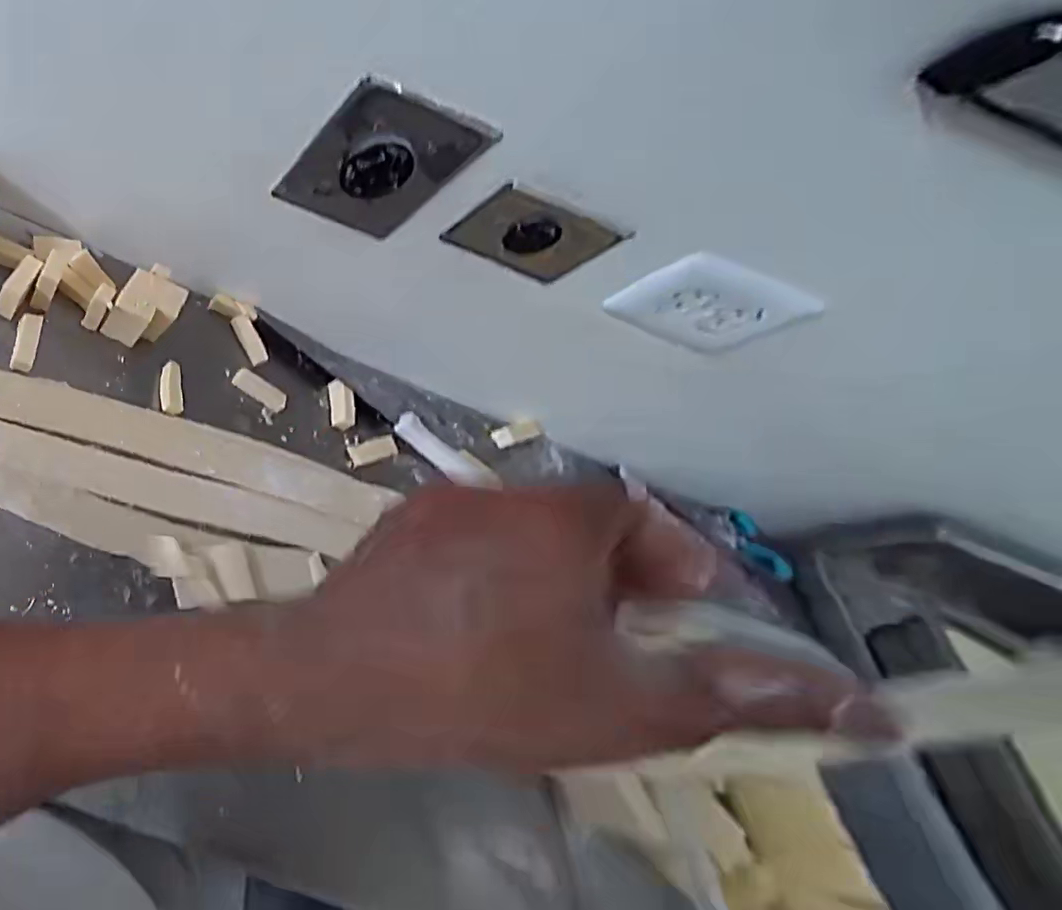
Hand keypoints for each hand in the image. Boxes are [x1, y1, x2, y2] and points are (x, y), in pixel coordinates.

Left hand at [251, 484, 884, 771]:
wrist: (342, 676)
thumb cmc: (488, 688)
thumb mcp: (627, 705)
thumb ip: (736, 692)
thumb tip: (855, 702)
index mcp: (554, 515)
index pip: (636, 510)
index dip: (670, 556)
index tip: (682, 608)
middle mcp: (488, 493)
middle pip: (570, 517)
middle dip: (610, 567)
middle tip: (620, 630)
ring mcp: (428, 508)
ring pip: (510, 530)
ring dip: (543, 571)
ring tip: (547, 635)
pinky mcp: (389, 532)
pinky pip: (458, 543)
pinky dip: (485, 572)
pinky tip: (476, 626)